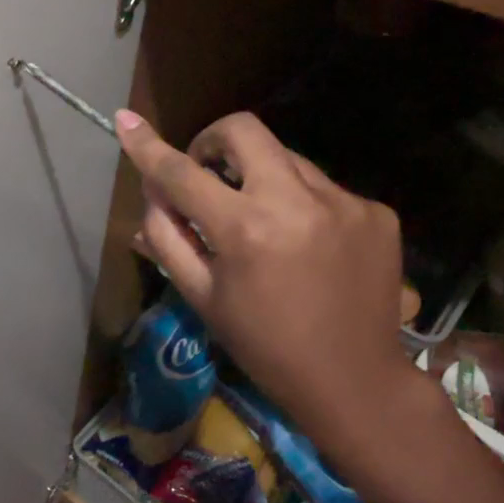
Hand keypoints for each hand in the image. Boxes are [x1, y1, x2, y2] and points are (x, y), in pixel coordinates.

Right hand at [114, 109, 421, 453]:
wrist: (356, 381)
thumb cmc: (264, 345)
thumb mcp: (202, 296)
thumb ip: (167, 237)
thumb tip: (151, 191)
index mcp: (245, 229)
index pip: (182, 172)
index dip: (148, 146)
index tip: (127, 121)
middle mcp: (296, 201)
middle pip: (243, 130)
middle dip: (213, 141)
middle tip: (205, 173)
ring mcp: (344, 202)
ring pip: (285, 157)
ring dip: (258, 177)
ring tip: (261, 223)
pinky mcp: (376, 212)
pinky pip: (322, 187)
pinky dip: (300, 203)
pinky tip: (305, 245)